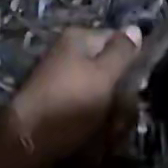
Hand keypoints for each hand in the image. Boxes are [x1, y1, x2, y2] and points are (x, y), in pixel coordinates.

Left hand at [6, 26, 142, 163]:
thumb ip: (121, 52)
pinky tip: (97, 136)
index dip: (131, 61)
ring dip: (110, 111)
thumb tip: (135, 28)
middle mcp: (68, 52)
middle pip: (108, 67)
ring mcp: (61, 77)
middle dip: (120, 92)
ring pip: (100, 91)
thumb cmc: (70, 102)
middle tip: (122, 113)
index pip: (116, 40)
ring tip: (110, 130)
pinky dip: (95, 120)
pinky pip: (86, 106)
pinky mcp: (58, 101)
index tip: (139, 84)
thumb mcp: (103, 75)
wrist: (29, 139)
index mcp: (78, 39)